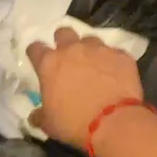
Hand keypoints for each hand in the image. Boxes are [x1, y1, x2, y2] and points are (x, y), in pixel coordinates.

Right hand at [26, 27, 144, 149]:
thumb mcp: (50, 124)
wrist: (114, 122)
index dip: (36, 54)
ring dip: (89, 50)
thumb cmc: (74, 123)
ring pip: (90, 39)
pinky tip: (115, 74)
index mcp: (49, 64)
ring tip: (93, 65)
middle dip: (63, 41)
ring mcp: (99, 50)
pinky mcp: (121, 55)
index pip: (35, 48)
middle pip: (63, 32)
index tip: (39, 61)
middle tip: (68, 57)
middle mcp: (72, 50)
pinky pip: (114, 53)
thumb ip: (40, 115)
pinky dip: (112, 61)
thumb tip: (35, 116)